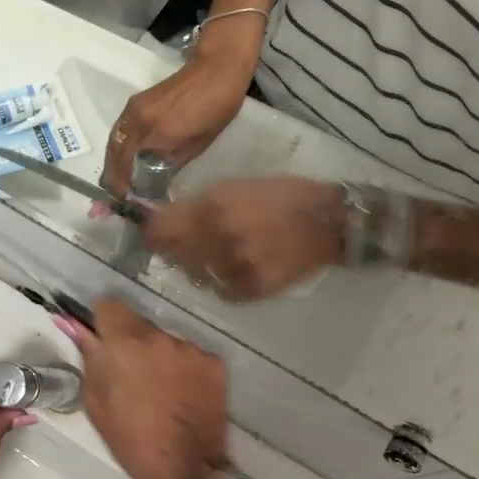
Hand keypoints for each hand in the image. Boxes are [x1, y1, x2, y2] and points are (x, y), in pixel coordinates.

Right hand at [61, 299, 228, 478]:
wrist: (185, 470)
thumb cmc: (129, 438)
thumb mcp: (95, 399)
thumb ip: (88, 356)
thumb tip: (75, 326)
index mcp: (123, 344)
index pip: (108, 305)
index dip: (102, 319)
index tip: (101, 337)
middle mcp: (158, 337)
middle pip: (137, 322)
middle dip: (129, 340)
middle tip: (130, 371)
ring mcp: (190, 349)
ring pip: (164, 339)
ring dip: (158, 354)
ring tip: (159, 387)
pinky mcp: (214, 363)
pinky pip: (190, 354)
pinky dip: (183, 367)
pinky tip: (182, 393)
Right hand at [100, 39, 259, 197]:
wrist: (214, 67)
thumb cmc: (218, 107)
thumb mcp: (199, 143)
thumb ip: (170, 163)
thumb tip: (153, 184)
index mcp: (159, 133)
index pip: (131, 169)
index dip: (125, 190)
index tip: (123, 207)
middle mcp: (138, 123)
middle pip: (115, 160)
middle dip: (111, 184)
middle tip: (108, 205)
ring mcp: (131, 112)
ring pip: (112, 148)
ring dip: (110, 170)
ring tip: (111, 189)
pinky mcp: (132, 106)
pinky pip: (117, 136)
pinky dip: (115, 154)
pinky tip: (119, 165)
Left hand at [144, 176, 344, 300]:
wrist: (330, 223)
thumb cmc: (280, 196)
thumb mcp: (232, 187)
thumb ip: (196, 203)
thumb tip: (164, 215)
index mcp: (211, 208)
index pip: (161, 228)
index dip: (150, 233)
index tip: (149, 233)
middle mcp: (217, 238)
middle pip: (172, 254)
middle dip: (170, 250)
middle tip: (176, 246)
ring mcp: (233, 266)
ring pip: (193, 274)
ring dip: (195, 266)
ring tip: (211, 256)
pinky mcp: (251, 288)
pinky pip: (219, 290)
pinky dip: (219, 282)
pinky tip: (231, 270)